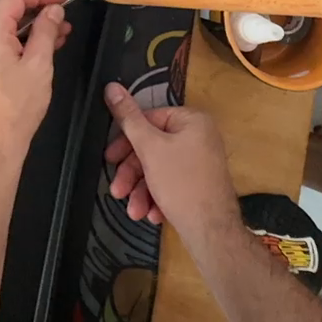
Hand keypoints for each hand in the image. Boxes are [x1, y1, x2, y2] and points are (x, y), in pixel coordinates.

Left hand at [0, 0, 71, 169]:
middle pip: (5, 5)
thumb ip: (46, 30)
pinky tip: (40, 46)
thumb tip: (52, 10)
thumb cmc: (14, 109)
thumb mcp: (39, 65)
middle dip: (36, 5)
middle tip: (61, 12)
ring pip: (2, 23)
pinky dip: (18, 37)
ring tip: (58, 32)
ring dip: (29, 23)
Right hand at [102, 82, 241, 243]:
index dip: (126, 140)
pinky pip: (171, 183)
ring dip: (141, 190)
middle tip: (117, 189)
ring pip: (158, 169)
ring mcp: (200, 162)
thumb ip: (128, 118)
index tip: (110, 158)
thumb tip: (111, 86)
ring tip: (134, 210)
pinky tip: (151, 213)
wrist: (212, 234)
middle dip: (132, 173)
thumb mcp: (149, 147)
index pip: (149, 119)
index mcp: (192, 121)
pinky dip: (157, 197)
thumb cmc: (181, 184)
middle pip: (152, 147)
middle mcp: (199, 137)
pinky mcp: (199, 185)